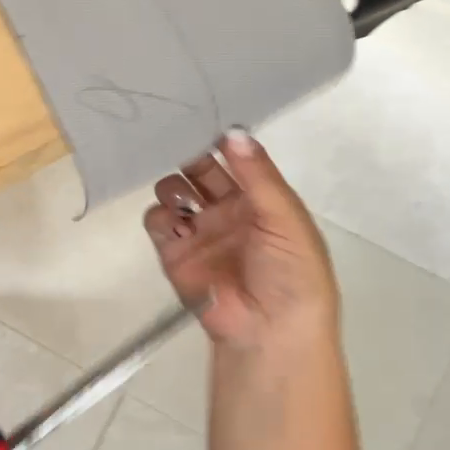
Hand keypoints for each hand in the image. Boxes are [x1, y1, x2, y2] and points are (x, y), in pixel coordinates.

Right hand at [142, 130, 336, 351]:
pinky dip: (161, 218)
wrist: (268, 331)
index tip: (200, 118)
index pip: (236, 161)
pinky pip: (157, 221)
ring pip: (174, 191)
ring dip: (172, 187)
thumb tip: (233, 132)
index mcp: (263, 201)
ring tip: (182, 198)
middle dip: (188, 157)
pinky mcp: (172, 251)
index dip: (220, 142)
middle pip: (199, 171)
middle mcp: (229, 210)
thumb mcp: (286, 220)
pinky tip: (176, 228)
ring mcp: (199, 230)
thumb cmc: (292, 274)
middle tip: (174, 143)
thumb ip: (257, 175)